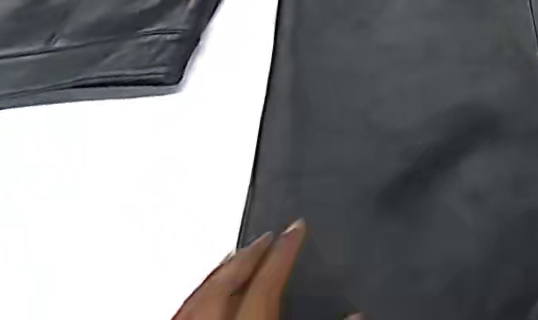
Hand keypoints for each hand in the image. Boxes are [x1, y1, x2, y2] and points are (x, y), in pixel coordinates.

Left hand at [172, 220, 350, 319]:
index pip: (265, 283)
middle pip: (225, 286)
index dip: (285, 252)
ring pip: (195, 300)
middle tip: (269, 235)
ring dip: (217, 274)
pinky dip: (192, 300)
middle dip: (248, 255)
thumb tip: (359, 313)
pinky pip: (178, 317)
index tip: (298, 227)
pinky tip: (201, 296)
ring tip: (234, 256)